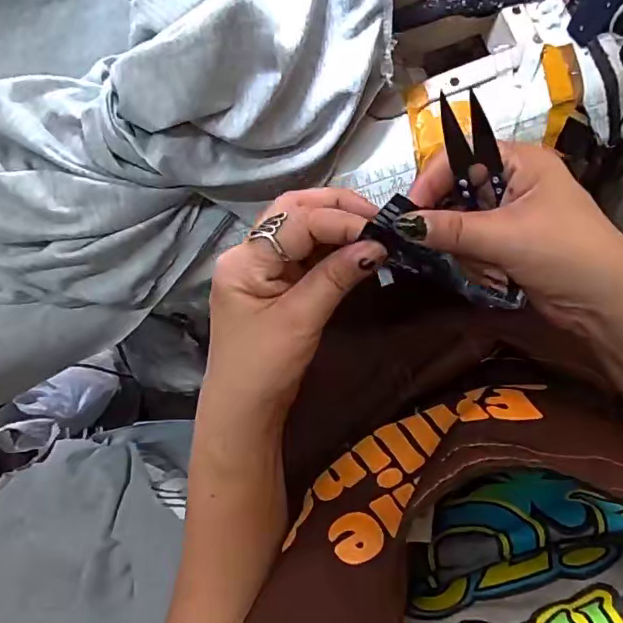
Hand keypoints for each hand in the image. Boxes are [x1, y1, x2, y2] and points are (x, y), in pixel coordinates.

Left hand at [203, 189, 388, 421]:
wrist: (243, 412)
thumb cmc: (263, 368)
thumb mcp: (300, 320)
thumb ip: (335, 277)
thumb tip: (377, 244)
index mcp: (244, 259)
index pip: (295, 220)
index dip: (339, 220)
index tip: (379, 230)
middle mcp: (249, 255)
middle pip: (294, 212)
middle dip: (337, 210)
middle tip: (379, 219)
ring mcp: (261, 269)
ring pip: (301, 230)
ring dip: (337, 226)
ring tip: (374, 231)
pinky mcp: (275, 285)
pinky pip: (305, 255)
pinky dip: (332, 248)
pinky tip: (356, 250)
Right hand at [401, 141, 622, 333]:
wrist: (607, 304)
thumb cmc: (567, 254)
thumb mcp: (506, 237)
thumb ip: (452, 229)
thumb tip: (404, 225)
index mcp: (521, 161)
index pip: (460, 155)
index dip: (431, 180)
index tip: (410, 212)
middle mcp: (514, 181)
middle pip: (456, 192)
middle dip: (454, 225)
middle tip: (457, 246)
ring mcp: (510, 215)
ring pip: (459, 225)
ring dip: (469, 252)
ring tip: (495, 268)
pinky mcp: (508, 244)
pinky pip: (472, 248)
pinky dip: (478, 265)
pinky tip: (500, 277)